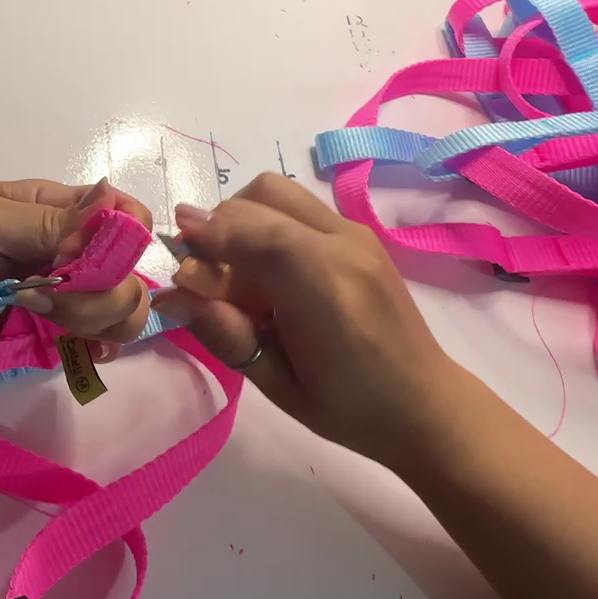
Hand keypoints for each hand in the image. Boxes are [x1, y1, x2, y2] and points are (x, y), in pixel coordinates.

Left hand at [0, 179, 153, 352]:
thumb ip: (47, 224)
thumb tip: (115, 206)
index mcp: (55, 208)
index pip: (125, 215)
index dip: (126, 241)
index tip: (88, 265)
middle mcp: (66, 248)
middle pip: (127, 273)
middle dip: (103, 295)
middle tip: (46, 303)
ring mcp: (56, 292)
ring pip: (116, 309)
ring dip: (96, 322)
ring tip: (45, 323)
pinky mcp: (40, 330)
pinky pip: (88, 339)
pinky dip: (94, 347)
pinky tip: (75, 353)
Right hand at [154, 173, 462, 463]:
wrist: (426, 405)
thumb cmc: (348, 407)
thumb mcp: (277, 383)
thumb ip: (224, 333)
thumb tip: (171, 295)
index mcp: (325, 289)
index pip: (251, 231)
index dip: (205, 235)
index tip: (174, 258)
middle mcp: (343, 245)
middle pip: (260, 197)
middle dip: (219, 226)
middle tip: (206, 274)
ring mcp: (355, 233)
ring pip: (276, 190)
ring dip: (241, 217)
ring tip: (235, 267)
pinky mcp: (357, 232)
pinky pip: (294, 205)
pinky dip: (264, 221)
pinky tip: (267, 268)